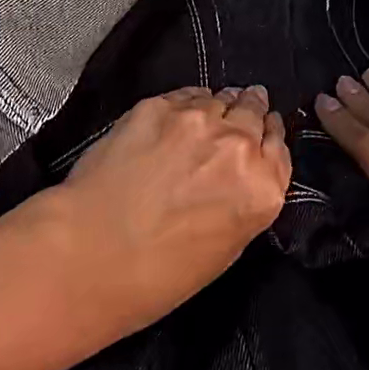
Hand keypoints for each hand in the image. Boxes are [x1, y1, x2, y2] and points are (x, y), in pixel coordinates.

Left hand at [55, 86, 289, 329]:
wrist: (89, 255)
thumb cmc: (157, 274)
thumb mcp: (226, 247)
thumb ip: (244, 200)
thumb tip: (240, 173)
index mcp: (262, 189)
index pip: (279, 146)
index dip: (270, 135)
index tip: (265, 130)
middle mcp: (238, 146)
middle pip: (254, 112)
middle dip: (250, 111)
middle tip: (246, 106)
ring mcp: (198, 120)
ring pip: (221, 97)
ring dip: (220, 104)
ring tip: (211, 110)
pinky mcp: (160, 105)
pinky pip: (185, 94)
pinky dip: (187, 102)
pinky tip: (178, 114)